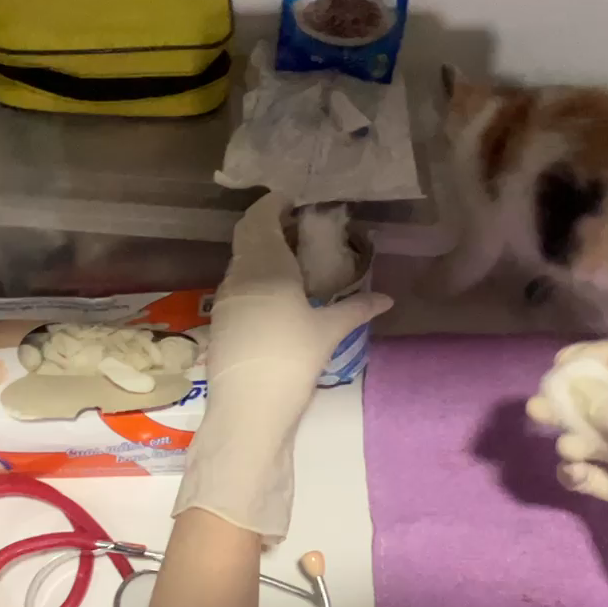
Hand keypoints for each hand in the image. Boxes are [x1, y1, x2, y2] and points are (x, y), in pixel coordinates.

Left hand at [173, 194, 391, 538]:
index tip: (292, 199)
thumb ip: (356, 309)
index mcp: (266, 265)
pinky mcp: (221, 321)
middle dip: (267, 224)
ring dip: (260, 251)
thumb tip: (386, 299)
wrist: (247, 407)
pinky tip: (275, 294)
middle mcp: (240, 274)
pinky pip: (238, 285)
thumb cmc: (291, 360)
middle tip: (295, 225)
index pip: (261, 218)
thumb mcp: (328, 332)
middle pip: (247, 235)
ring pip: (240, 261)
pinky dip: (254, 277)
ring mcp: (226, 298)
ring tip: (290, 258)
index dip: (273, 203)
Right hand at [537, 340, 607, 606]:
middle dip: (573, 402)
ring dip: (573, 439)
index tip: (563, 364)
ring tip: (565, 450)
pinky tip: (574, 477)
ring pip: (595, 438)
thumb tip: (579, 390)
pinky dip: (578, 471)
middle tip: (537, 408)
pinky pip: (592, 474)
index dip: (604, 356)